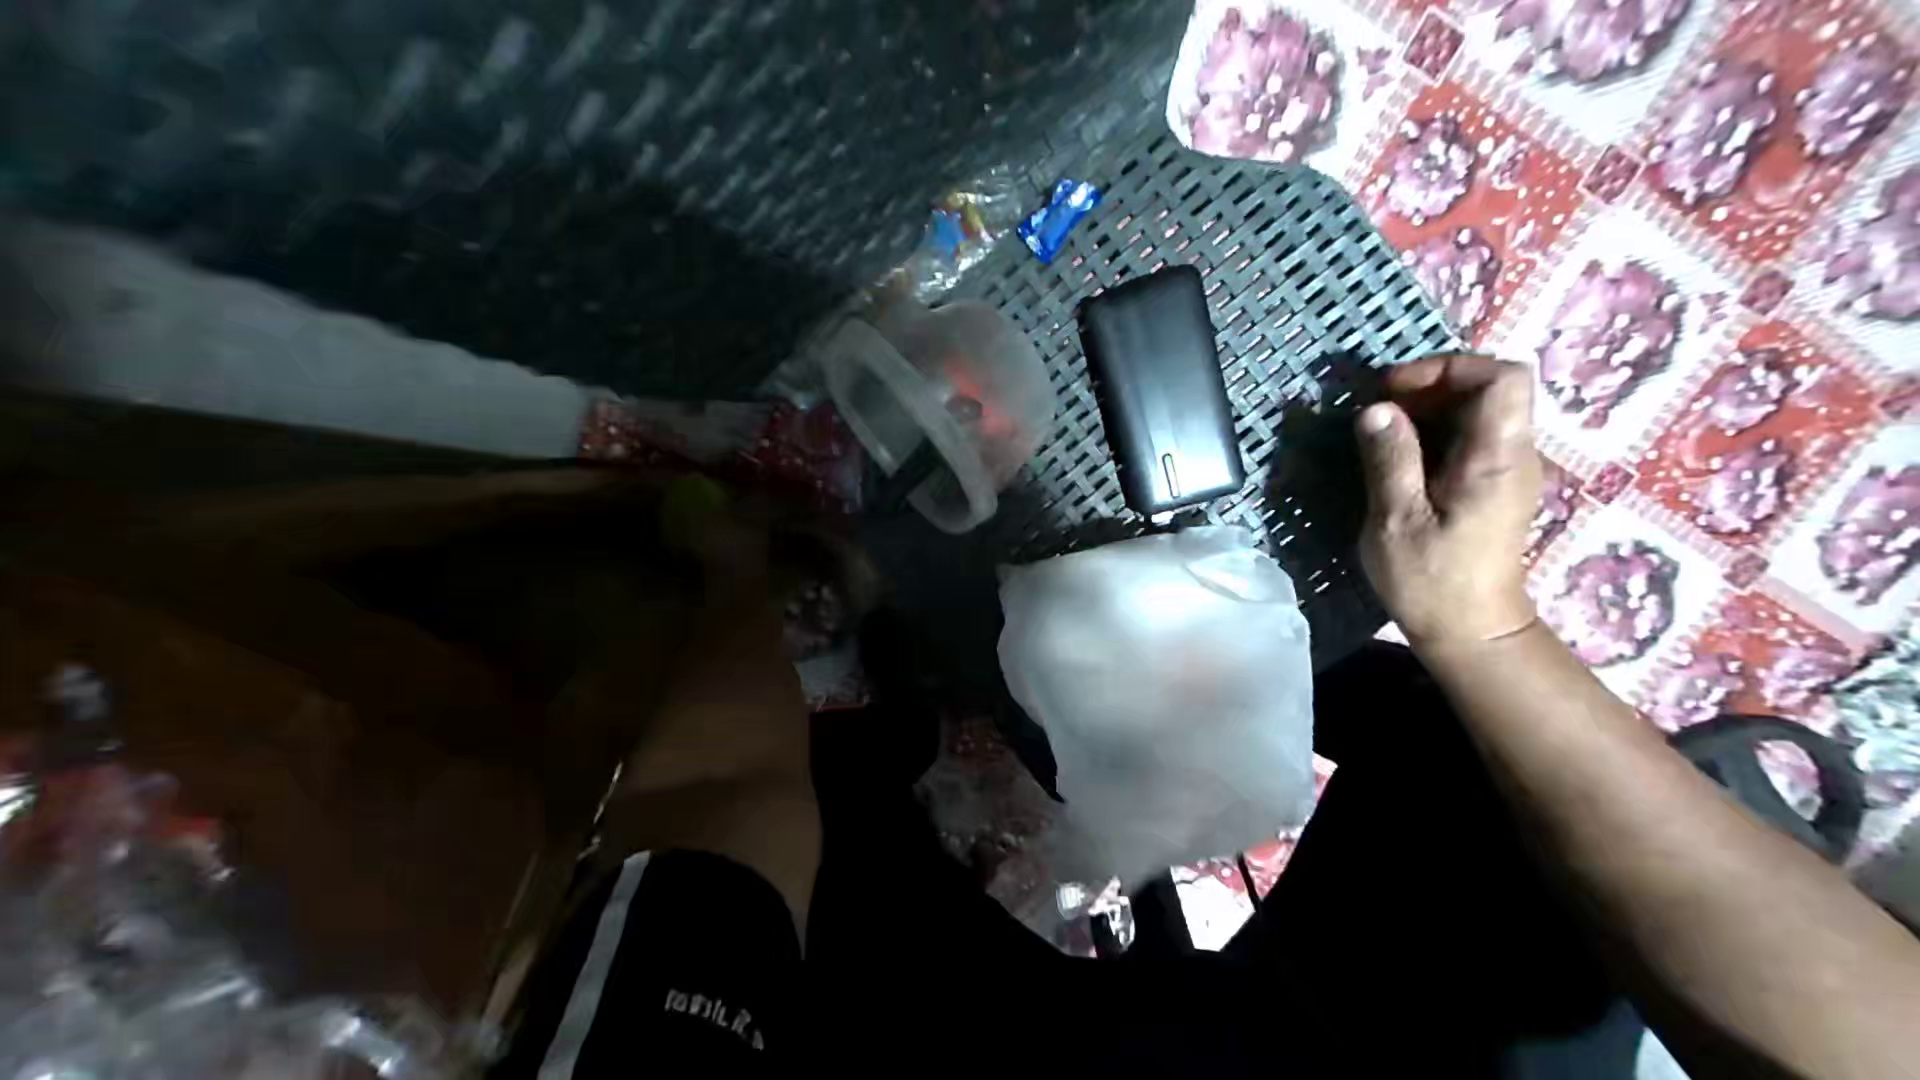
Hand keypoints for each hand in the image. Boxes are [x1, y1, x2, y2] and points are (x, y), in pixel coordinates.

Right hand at [1354, 353, 1539, 651]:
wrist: (1470, 630)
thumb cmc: (1431, 580)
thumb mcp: (1396, 521)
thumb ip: (1390, 460)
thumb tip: (1376, 410)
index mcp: (1496, 460)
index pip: (1503, 378)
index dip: (1449, 367)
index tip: (1393, 390)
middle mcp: (1514, 455)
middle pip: (1490, 389)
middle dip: (1429, 385)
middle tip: (1375, 410)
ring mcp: (1506, 470)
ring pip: (1478, 411)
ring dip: (1426, 408)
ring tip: (1378, 430)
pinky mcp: (1492, 484)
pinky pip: (1468, 436)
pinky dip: (1431, 430)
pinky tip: (1396, 453)